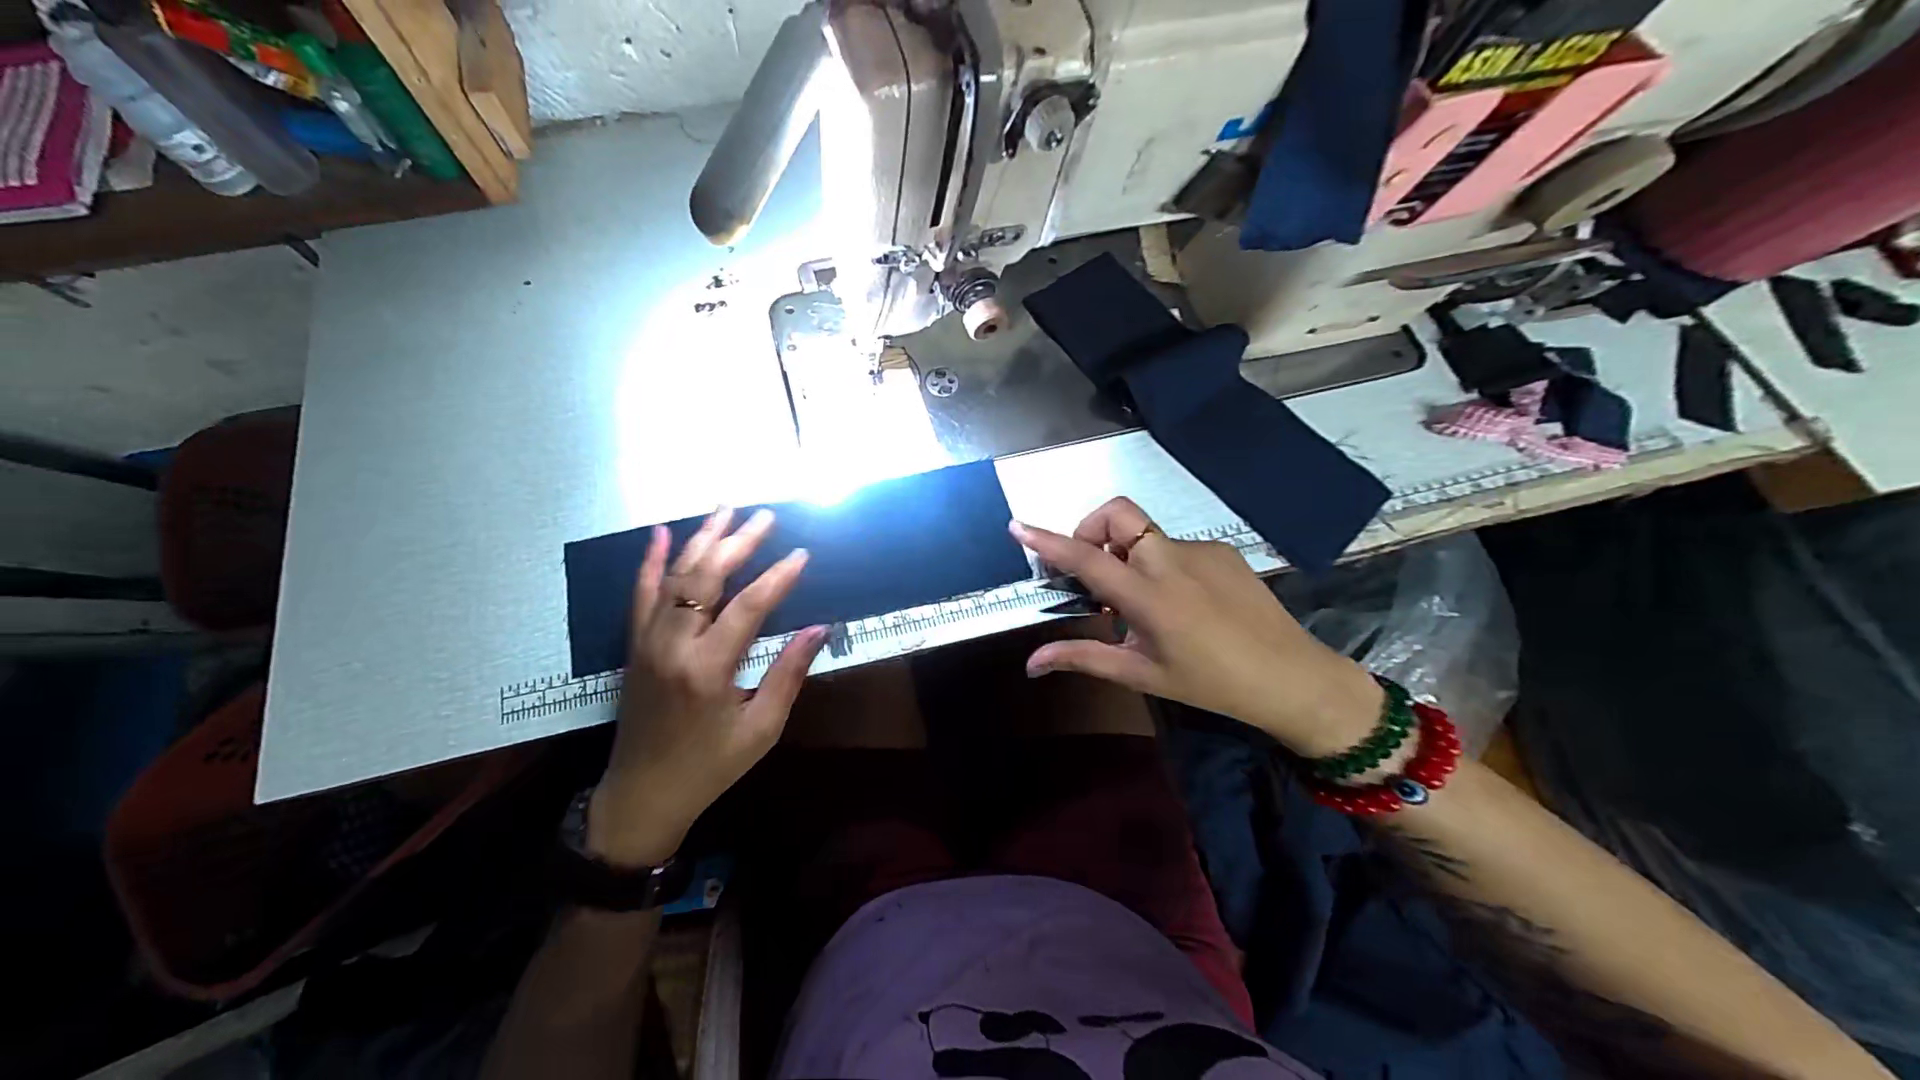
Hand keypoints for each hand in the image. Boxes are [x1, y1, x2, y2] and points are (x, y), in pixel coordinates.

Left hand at [589, 508, 828, 866]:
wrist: (641, 794)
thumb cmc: (709, 766)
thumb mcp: (761, 729)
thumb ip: (788, 675)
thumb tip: (819, 628)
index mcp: (707, 669)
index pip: (747, 607)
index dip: (777, 578)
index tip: (802, 554)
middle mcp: (672, 645)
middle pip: (705, 579)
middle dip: (738, 543)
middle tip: (766, 516)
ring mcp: (647, 642)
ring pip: (673, 578)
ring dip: (700, 540)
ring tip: (725, 509)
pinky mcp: (635, 645)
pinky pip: (641, 594)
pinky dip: (652, 561)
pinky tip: (661, 535)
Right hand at [1011, 498, 1382, 757]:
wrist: (1290, 676)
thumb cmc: (1209, 682)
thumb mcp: (1141, 674)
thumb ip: (1083, 658)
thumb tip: (1031, 663)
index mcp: (1148, 596)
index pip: (1086, 558)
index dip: (1048, 541)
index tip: (1019, 526)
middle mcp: (1171, 561)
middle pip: (1117, 515)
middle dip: (1092, 531)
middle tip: (1094, 574)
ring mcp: (1201, 550)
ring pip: (1145, 534)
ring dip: (1127, 556)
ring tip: (1143, 604)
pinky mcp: (1223, 550)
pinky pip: (1174, 546)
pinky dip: (1160, 565)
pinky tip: (1181, 603)